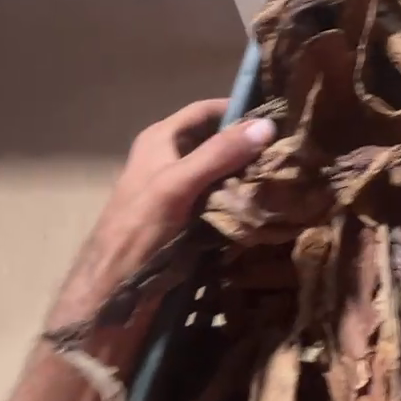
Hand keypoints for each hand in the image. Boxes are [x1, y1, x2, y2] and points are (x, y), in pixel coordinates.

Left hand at [49, 100, 276, 330]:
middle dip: (248, 142)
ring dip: (248, 169)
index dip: (238, 108)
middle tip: (287, 145)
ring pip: (222, 168)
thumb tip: (266, 125)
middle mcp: (171, 158)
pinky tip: (265, 197)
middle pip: (217, 139)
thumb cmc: (138, 231)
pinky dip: (241, 194)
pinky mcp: (189, 215)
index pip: (206, 110)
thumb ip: (218, 154)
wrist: (114, 292)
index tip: (277, 113)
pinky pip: (222, 195)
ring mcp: (180, 188)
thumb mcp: (178, 185)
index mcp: (161, 139)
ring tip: (284, 169)